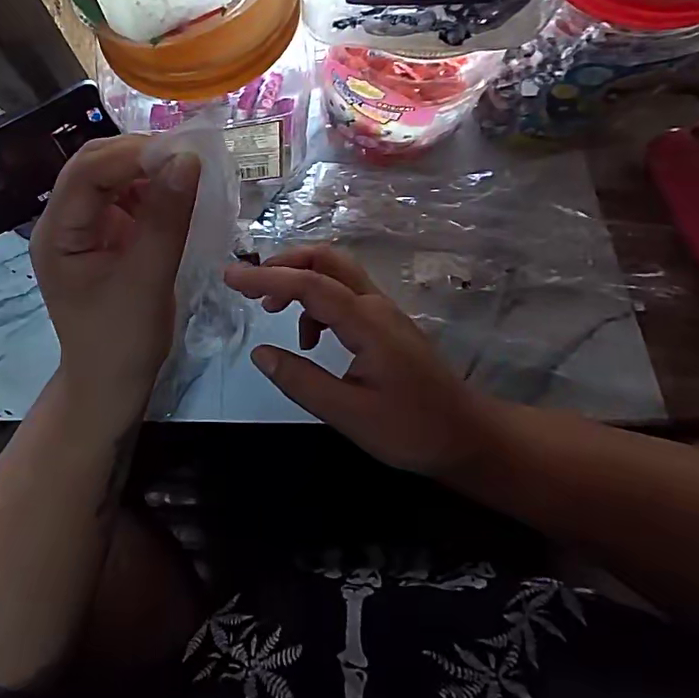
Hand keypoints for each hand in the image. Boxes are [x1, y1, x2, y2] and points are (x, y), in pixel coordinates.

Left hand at [31, 135, 199, 405]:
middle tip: (190, 155)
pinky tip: (178, 193)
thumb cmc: (121, 342)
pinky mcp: (105, 236)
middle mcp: (63, 222)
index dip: (131, 154)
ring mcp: (83, 228)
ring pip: (112, 178)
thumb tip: (187, 159)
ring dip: (149, 170)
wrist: (110, 384)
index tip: (183, 152)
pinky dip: (153, 190)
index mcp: (56, 234)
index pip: (85, 173)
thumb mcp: (147, 281)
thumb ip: (166, 218)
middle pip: (95, 167)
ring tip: (190, 170)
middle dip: (140, 156)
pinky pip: (127, 198)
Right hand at [223, 245, 494, 474]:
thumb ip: (301, 381)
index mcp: (367, 323)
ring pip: (334, 273)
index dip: (266, 278)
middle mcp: (375, 305)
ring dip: (296, 280)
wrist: (469, 437)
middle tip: (250, 286)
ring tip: (269, 310)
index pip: (309, 285)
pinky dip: (313, 302)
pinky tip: (306, 340)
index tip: (229, 278)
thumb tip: (259, 352)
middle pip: (325, 260)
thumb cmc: (413, 430)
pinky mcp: (383, 323)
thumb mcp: (350, 414)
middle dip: (283, 263)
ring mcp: (382, 311)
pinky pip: (341, 294)